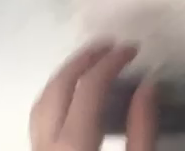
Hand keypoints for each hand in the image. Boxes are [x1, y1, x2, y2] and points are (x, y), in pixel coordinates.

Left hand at [31, 42, 155, 150]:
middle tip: (110, 45)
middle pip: (59, 85)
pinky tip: (74, 93)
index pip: (89, 87)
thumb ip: (142, 131)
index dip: (112, 61)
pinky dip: (56, 93)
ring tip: (92, 61)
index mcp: (72, 145)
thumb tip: (147, 86)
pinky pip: (39, 115)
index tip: (132, 49)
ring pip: (43, 98)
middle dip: (84, 58)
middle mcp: (47, 143)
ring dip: (67, 73)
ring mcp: (36, 148)